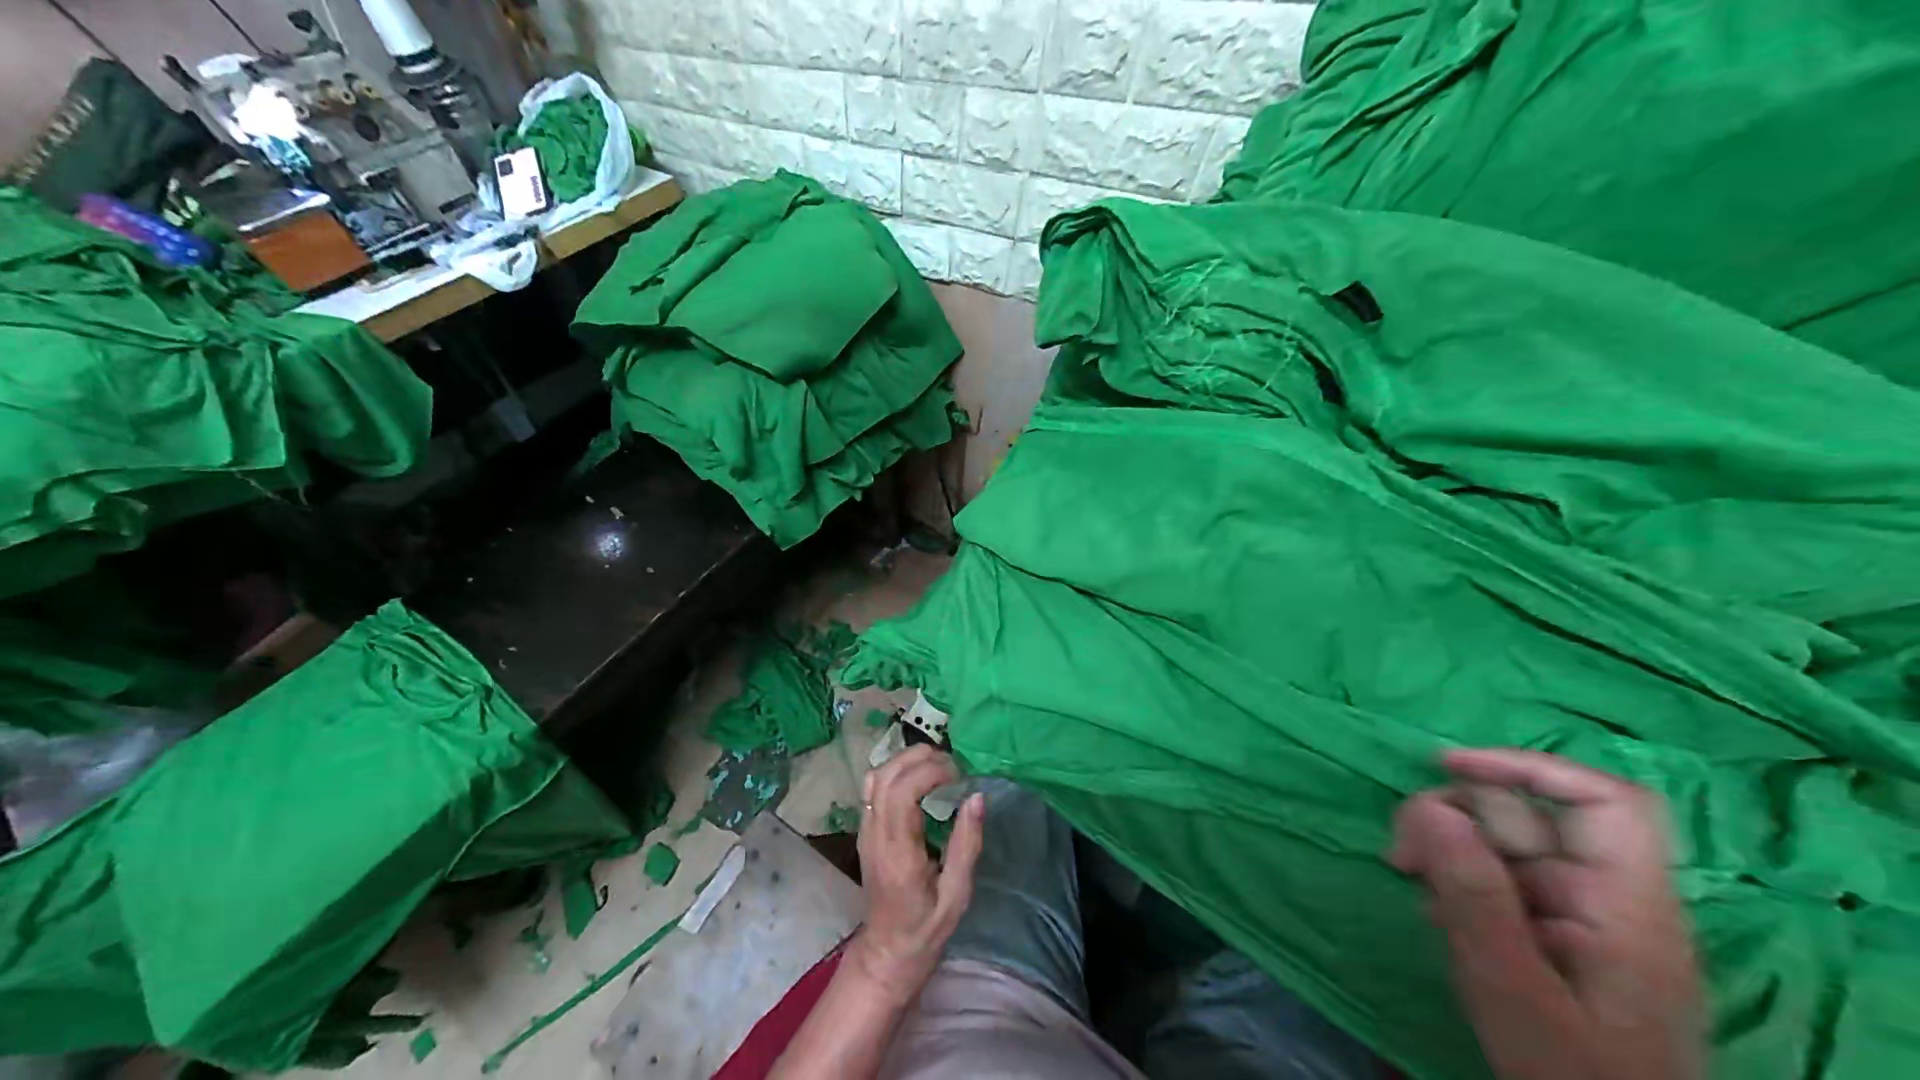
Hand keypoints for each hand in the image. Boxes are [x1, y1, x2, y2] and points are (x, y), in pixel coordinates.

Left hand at [847, 746, 985, 1000]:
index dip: (930, 772)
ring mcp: (865, 830)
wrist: (887, 951)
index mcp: (897, 851)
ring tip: (938, 764)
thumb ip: (966, 844)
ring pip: (875, 777)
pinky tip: (920, 777)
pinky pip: (873, 787)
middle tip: (951, 763)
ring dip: (905, 760)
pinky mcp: (865, 829)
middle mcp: (874, 834)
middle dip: (919, 758)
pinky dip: (896, 771)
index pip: (901, 792)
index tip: (959, 776)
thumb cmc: (926, 928)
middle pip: (885, 775)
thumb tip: (977, 797)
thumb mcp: (957, 894)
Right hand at [1389, 749, 1703, 1079]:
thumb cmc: (1568, 1070)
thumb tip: (1430, 807)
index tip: (1448, 766)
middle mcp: (1611, 896)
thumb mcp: (1511, 986)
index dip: (1528, 767)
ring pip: (1505, 842)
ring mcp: (1585, 913)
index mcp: (1627, 906)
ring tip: (1408, 875)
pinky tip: (1434, 906)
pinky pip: (1500, 876)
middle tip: (1401, 853)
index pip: (1604, 801)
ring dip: (1447, 845)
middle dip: (1456, 816)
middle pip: (1531, 816)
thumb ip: (1474, 896)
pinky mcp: (1557, 929)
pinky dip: (1458, 876)